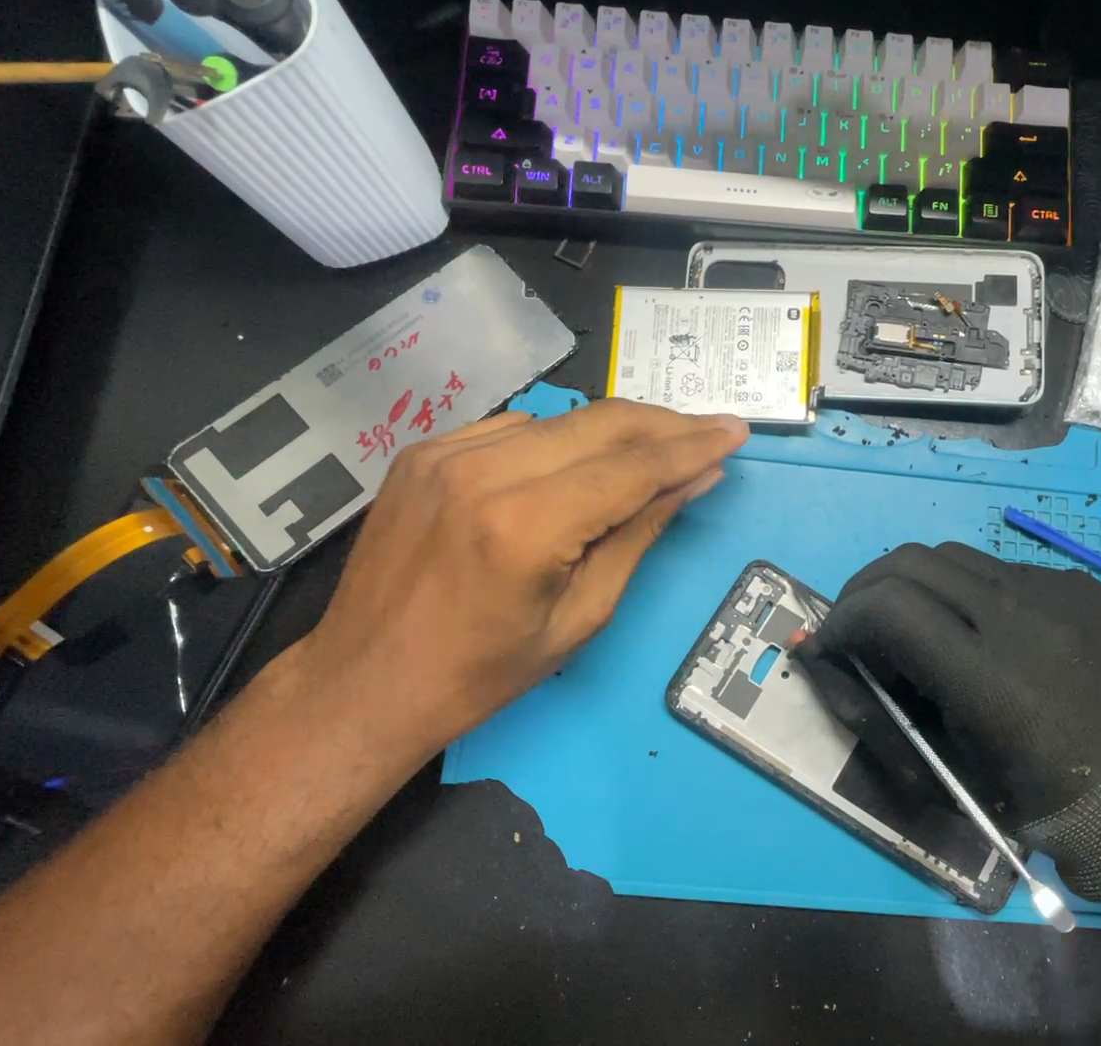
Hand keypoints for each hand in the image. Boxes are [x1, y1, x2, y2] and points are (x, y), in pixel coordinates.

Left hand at [285, 400, 747, 753]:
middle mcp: (483, 471)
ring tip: (656, 448)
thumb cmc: (483, 673)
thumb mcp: (581, 616)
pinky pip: (514, 428)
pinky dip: (561, 439)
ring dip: (616, 430)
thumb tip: (696, 480)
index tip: (736, 431)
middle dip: (666, 424)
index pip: (632, 467)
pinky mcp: (423, 452)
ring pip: (560, 419)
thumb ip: (639, 534)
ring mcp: (445, 454)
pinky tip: (582, 460)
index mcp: (526, 525)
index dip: (692, 447)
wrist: (364, 682)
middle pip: (600, 423)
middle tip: (710, 430)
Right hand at [793, 543, 1100, 902]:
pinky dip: (967, 591)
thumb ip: (872, 707)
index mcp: (991, 679)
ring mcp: (1055, 591)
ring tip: (914, 624)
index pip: (890, 607)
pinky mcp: (1075, 581)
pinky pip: (998, 567)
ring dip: (915, 584)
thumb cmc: (1029, 791)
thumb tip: (814, 654)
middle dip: (866, 589)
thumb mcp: (940, 765)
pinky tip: (979, 628)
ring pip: (951, 555)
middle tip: (855, 624)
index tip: (830, 643)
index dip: (843, 618)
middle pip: (911, 562)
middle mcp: (1023, 618)